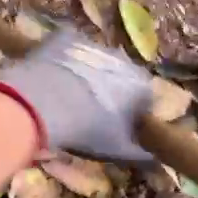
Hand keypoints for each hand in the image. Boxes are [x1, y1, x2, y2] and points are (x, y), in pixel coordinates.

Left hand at [0, 24, 152, 161]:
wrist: (41, 101)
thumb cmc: (86, 128)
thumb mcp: (118, 150)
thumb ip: (142, 156)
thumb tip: (155, 161)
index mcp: (141, 86)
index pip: (144, 99)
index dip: (131, 112)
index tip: (117, 125)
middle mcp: (121, 59)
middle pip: (119, 76)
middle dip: (110, 89)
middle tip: (89, 109)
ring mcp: (91, 44)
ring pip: (94, 59)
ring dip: (86, 72)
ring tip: (65, 92)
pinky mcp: (63, 36)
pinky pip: (68, 45)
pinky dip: (63, 55)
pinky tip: (52, 71)